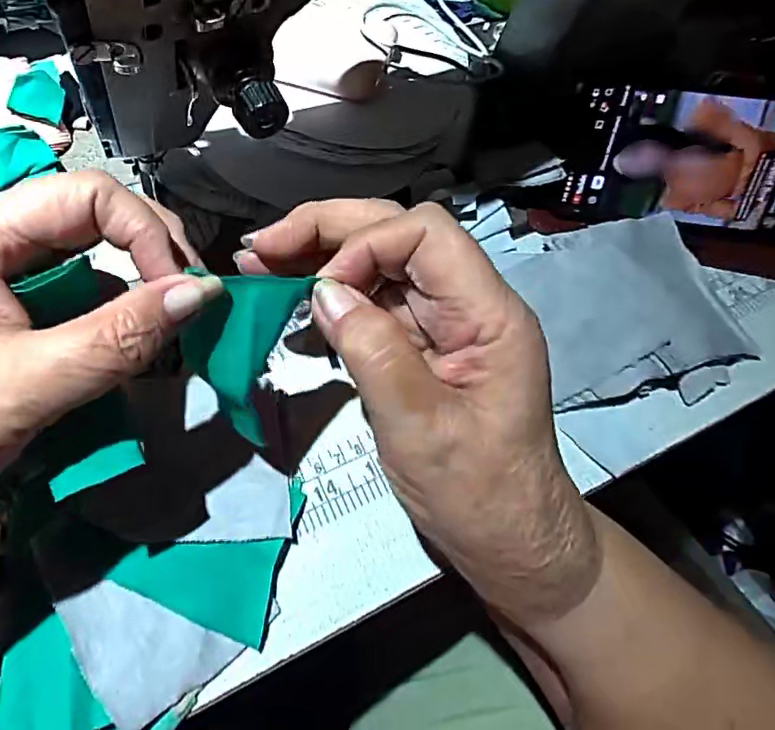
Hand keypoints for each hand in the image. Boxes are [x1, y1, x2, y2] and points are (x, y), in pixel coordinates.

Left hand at [0, 172, 225, 608]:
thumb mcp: (20, 385)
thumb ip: (119, 336)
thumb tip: (206, 293)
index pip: (88, 196)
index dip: (147, 231)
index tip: (185, 288)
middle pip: (97, 224)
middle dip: (154, 256)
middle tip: (196, 302)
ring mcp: (3, 291)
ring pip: (96, 268)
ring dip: (143, 292)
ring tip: (178, 329)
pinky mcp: (13, 331)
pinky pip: (84, 308)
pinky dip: (122, 323)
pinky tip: (144, 349)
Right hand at [239, 200, 600, 624]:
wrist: (512, 542)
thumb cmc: (479, 495)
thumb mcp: (420, 428)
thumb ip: (373, 351)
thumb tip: (322, 290)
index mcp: (488, 311)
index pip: (426, 234)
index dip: (365, 243)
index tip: (320, 286)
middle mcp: (469, 301)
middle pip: (400, 235)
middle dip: (331, 231)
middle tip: (263, 245)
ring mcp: (446, 321)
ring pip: (383, 263)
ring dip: (324, 257)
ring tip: (263, 264)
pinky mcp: (424, 343)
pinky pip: (376, 302)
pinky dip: (334, 298)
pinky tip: (292, 305)